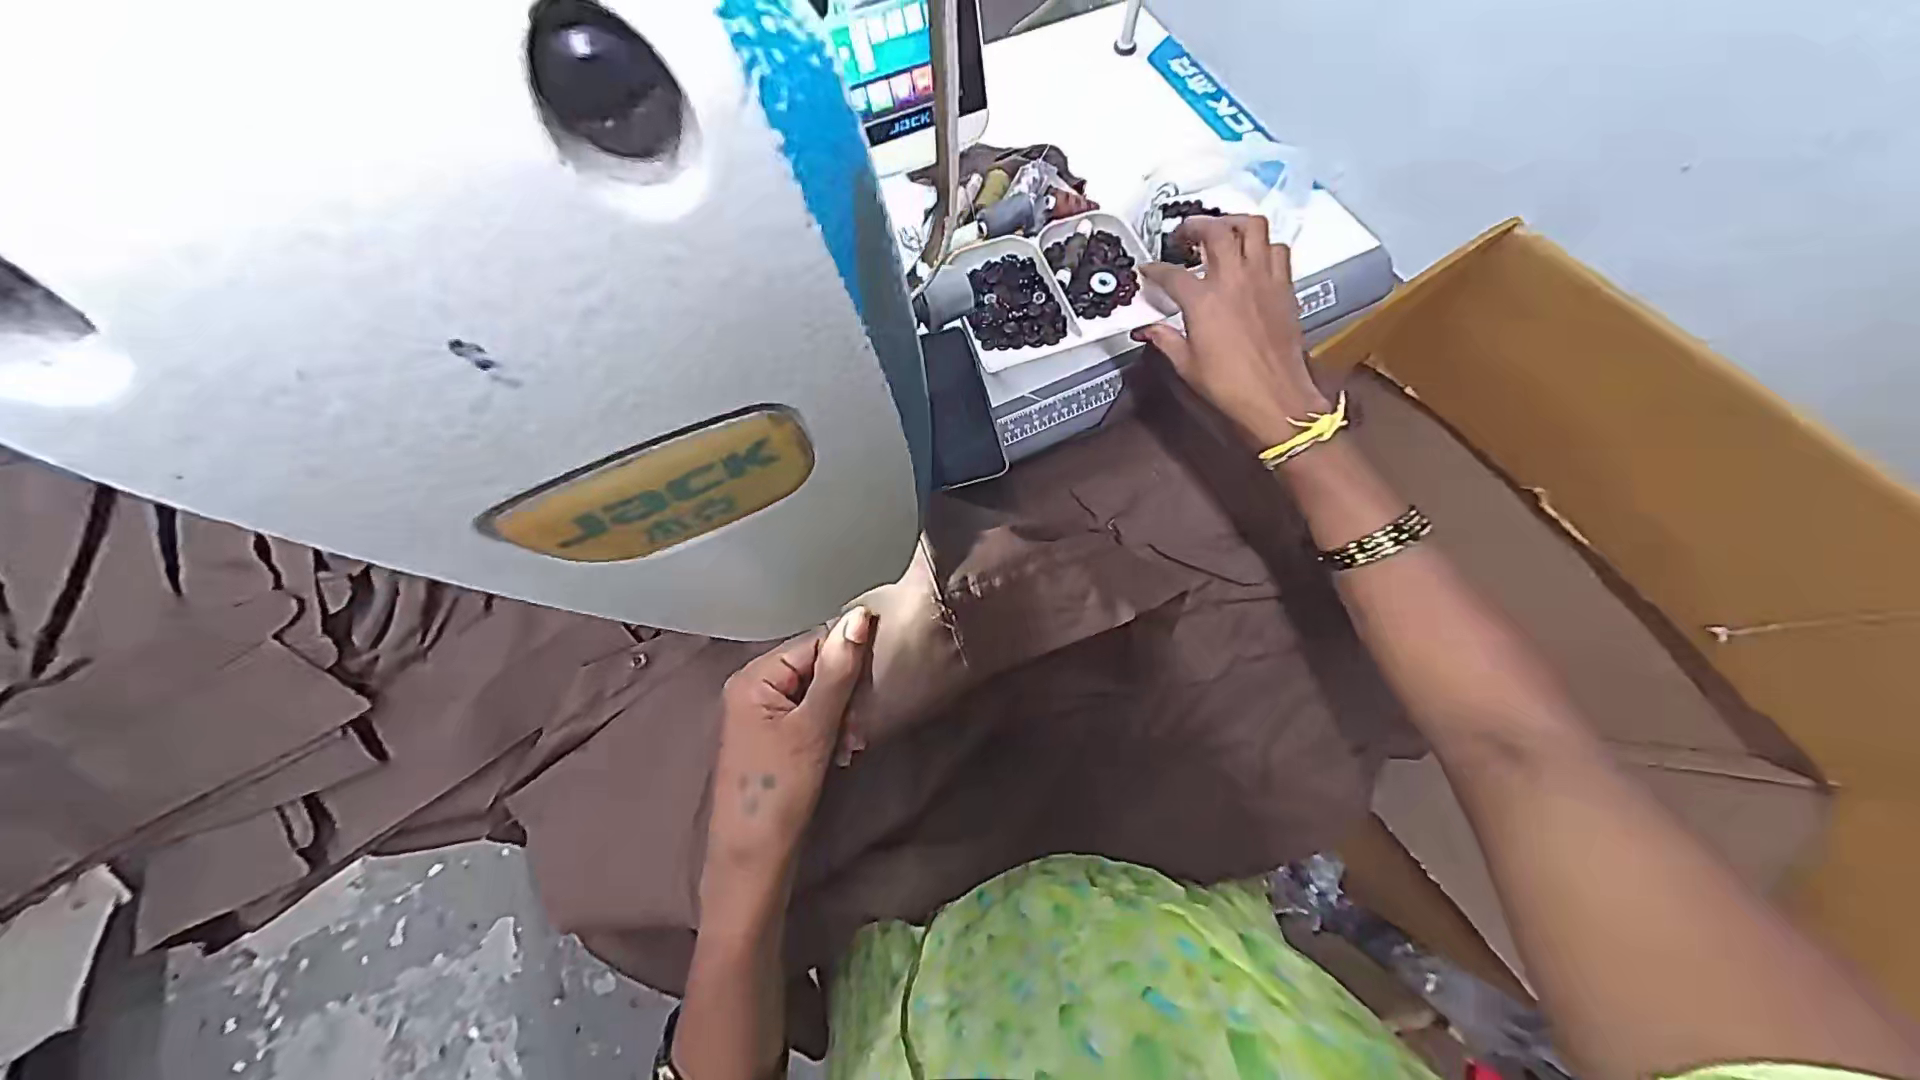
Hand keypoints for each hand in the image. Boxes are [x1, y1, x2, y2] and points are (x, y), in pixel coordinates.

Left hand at [706, 607, 873, 879]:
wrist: (752, 860)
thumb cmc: (780, 791)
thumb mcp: (814, 726)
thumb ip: (838, 670)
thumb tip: (860, 616)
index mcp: (754, 676)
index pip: (815, 642)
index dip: (848, 660)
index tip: (870, 688)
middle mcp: (752, 686)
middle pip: (816, 665)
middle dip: (844, 693)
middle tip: (856, 727)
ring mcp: (759, 712)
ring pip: (817, 692)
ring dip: (841, 713)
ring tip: (850, 744)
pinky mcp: (770, 735)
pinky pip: (808, 713)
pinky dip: (830, 728)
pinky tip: (841, 751)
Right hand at [1132, 215, 1332, 448]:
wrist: (1273, 395)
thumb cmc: (1228, 384)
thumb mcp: (1185, 363)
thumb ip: (1164, 338)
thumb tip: (1148, 330)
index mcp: (1203, 300)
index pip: (1171, 274)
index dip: (1154, 270)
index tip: (1148, 270)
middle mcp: (1234, 279)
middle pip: (1214, 232)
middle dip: (1193, 227)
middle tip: (1183, 234)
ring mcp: (1263, 278)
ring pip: (1252, 227)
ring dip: (1232, 222)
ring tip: (1220, 230)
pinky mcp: (1284, 286)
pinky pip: (1276, 248)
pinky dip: (1262, 244)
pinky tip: (1252, 255)